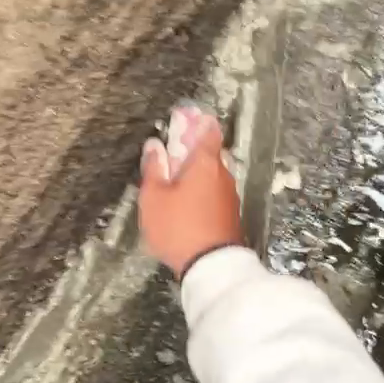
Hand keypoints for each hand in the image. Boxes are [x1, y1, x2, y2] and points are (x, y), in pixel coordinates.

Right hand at [138, 105, 244, 276]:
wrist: (211, 266)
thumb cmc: (178, 227)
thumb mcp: (154, 198)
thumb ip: (154, 169)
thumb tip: (154, 146)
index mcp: (205, 163)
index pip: (207, 130)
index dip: (195, 120)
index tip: (184, 115)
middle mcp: (223, 175)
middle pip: (209, 153)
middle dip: (192, 147)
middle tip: (173, 147)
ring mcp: (229, 196)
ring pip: (211, 174)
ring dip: (195, 171)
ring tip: (175, 176)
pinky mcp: (229, 215)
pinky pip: (213, 193)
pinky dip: (201, 189)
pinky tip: (187, 199)